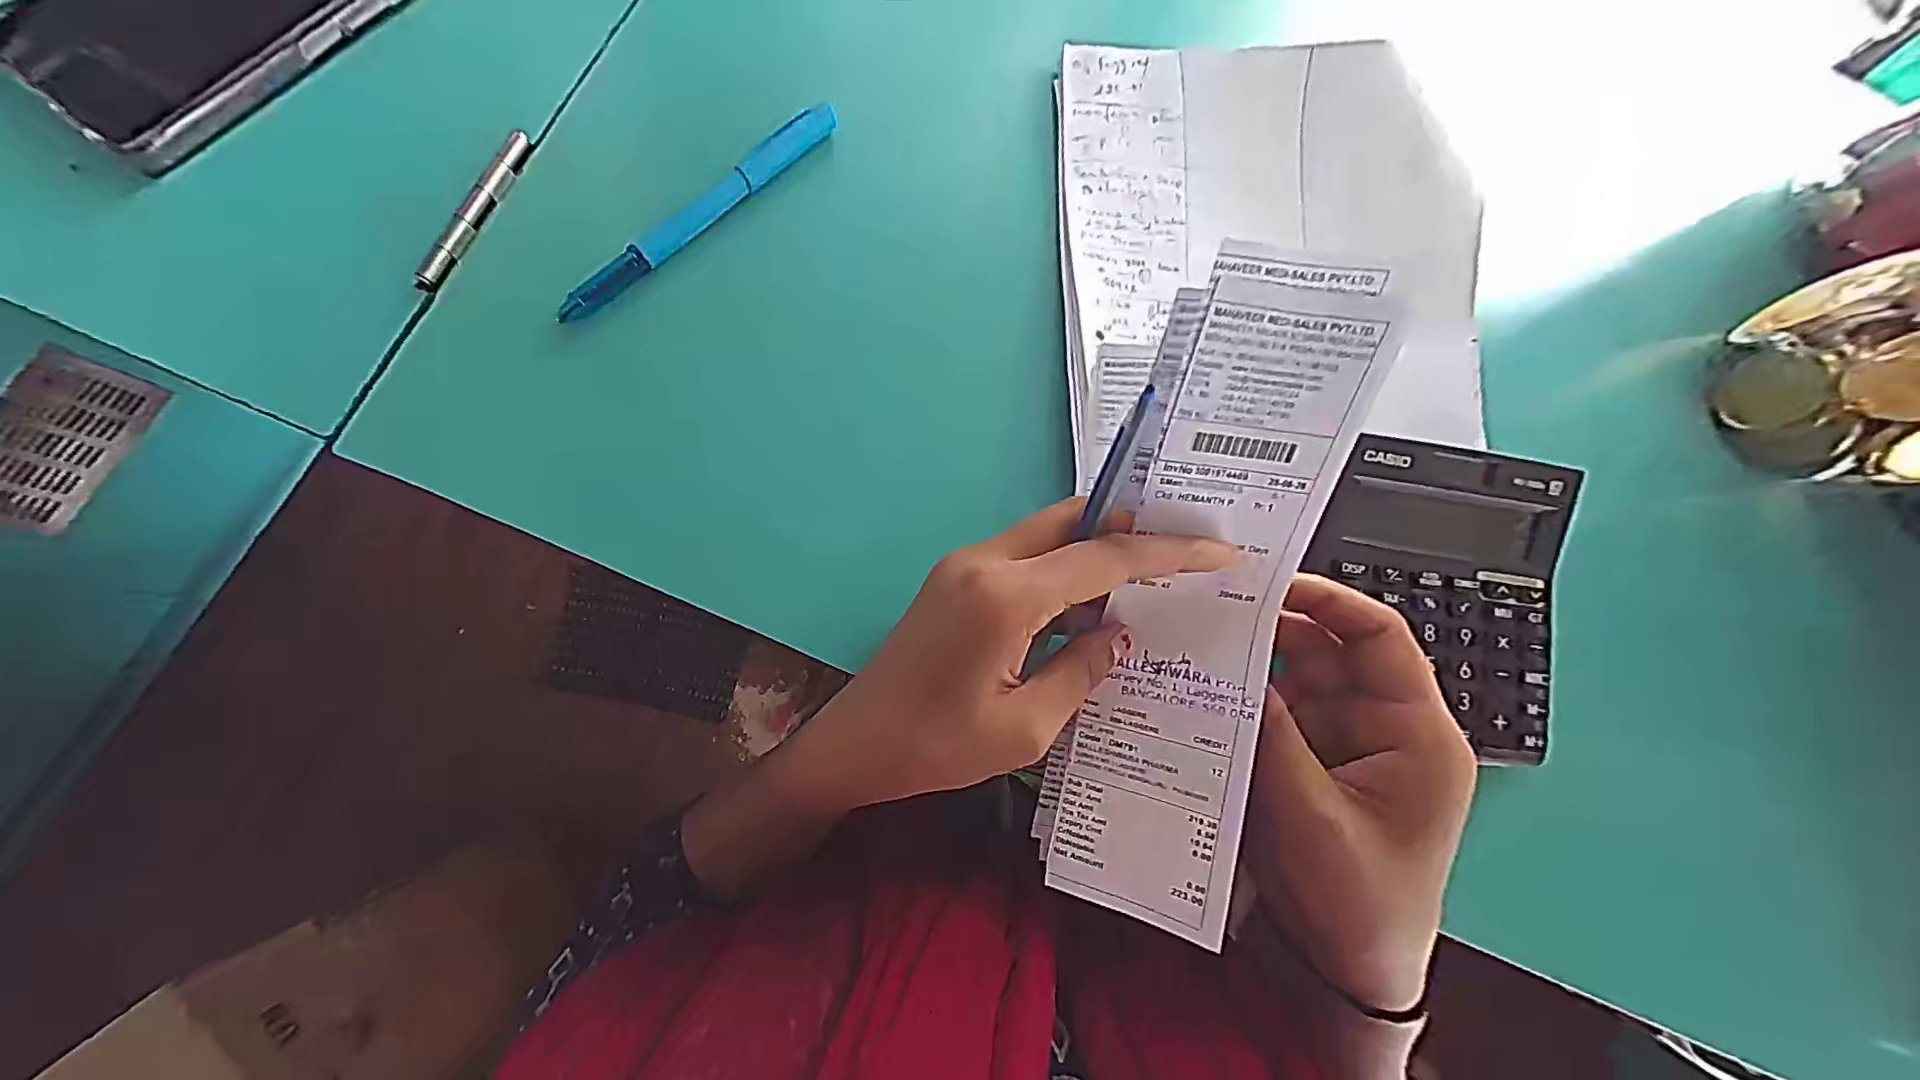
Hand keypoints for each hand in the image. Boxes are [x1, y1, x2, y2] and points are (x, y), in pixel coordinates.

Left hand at [779, 496, 1237, 813]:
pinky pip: (1023, 559)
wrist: (856, 742)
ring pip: (1046, 535)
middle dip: (1129, 527)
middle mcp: (984, 561)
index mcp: (1005, 596)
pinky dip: (1061, 570)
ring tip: (1147, 574)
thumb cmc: (937, 746)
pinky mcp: (953, 579)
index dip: (1168, 552)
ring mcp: (963, 565)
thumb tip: (1119, 634)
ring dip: (1093, 548)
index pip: (1104, 556)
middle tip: (1183, 543)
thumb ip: (1083, 670)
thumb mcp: (1026, 725)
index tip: (1218, 550)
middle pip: (1070, 521)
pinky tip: (1088, 602)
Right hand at [1244, 574, 1477, 1013]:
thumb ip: (1275, 740)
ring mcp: (1338, 742)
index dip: (1334, 602)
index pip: (1381, 640)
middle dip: (1277, 630)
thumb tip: (1239, 674)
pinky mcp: (1305, 760)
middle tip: (1219, 611)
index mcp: (1415, 734)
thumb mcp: (1316, 818)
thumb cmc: (1359, 900)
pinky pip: (1272, 712)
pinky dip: (1243, 700)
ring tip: (1203, 647)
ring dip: (1253, 665)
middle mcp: (1378, 727)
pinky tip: (1206, 692)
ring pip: (1293, 680)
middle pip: (1329, 653)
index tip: (1278, 582)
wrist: (1343, 965)